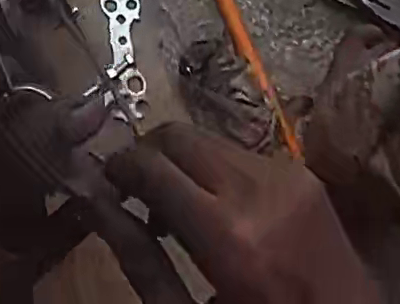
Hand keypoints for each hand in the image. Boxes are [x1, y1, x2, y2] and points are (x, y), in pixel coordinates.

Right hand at [106, 123, 379, 303]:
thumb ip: (143, 262)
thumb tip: (96, 203)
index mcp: (232, 238)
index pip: (153, 166)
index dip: (120, 165)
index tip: (105, 179)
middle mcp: (258, 190)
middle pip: (178, 136)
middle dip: (147, 154)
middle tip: (134, 189)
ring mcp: (286, 174)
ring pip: (206, 138)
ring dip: (179, 160)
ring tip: (174, 204)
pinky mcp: (302, 171)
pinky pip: (237, 151)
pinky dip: (213, 169)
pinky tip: (215, 207)